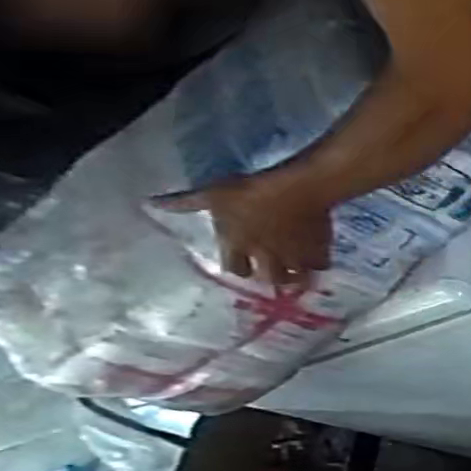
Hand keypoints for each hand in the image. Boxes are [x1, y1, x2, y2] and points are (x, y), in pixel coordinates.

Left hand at [153, 172, 331, 286]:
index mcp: (237, 245)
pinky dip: (317, 264)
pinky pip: (320, 266)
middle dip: (269, 278)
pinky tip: (316, 258)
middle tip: (272, 272)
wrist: (297, 190)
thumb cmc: (250, 191)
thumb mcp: (211, 194)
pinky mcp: (318, 252)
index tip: (241, 263)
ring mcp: (295, 257)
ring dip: (296, 278)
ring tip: (298, 275)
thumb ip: (184, 202)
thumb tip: (151, 204)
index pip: (234, 269)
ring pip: (298, 279)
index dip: (238, 267)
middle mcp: (266, 257)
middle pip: (269, 280)